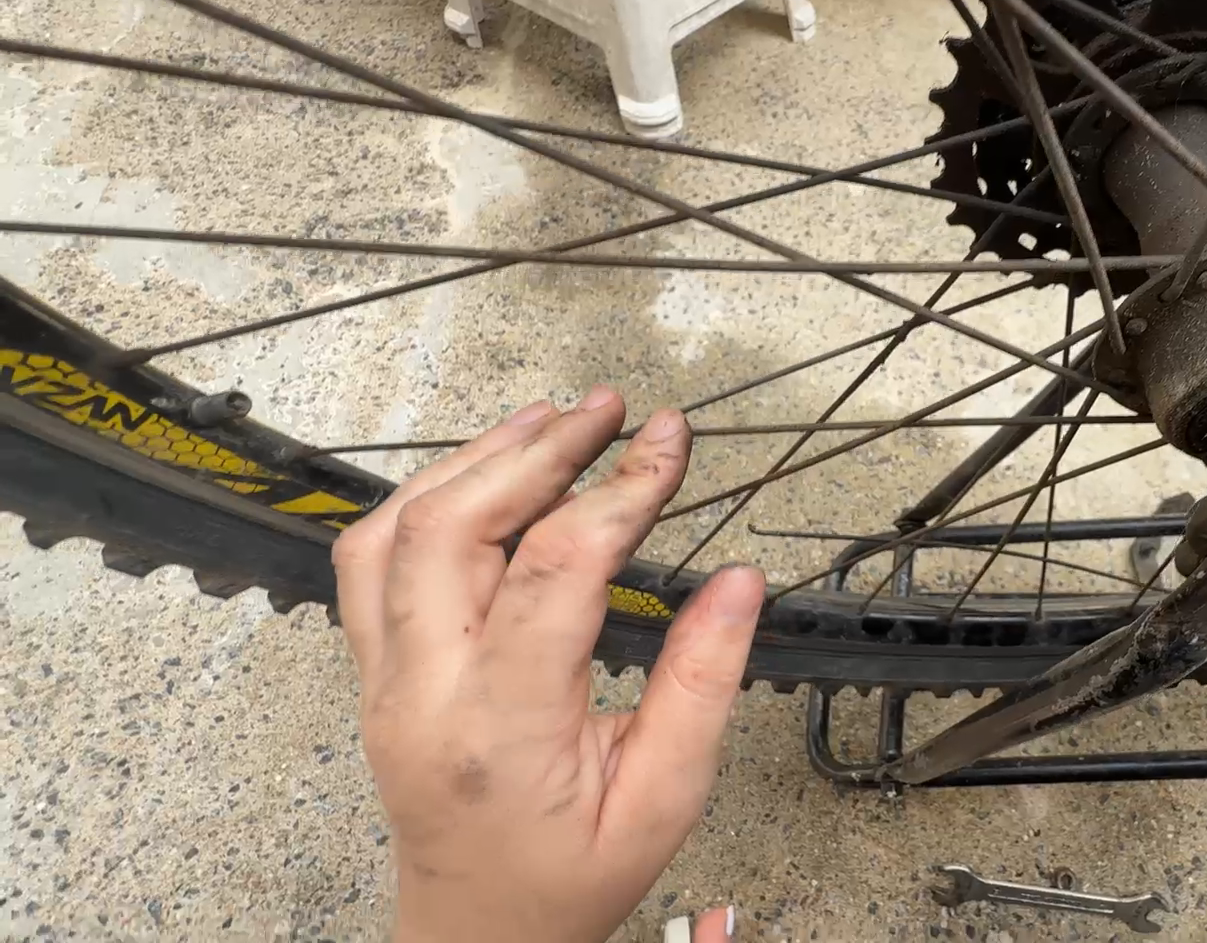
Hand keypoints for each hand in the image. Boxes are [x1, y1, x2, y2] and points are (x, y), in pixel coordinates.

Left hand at [333, 387, 761, 942]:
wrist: (476, 935)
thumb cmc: (574, 875)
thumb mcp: (668, 795)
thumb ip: (706, 683)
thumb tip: (741, 581)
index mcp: (501, 727)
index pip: (557, 571)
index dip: (622, 489)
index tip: (672, 440)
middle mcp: (422, 692)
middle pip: (455, 529)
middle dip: (542, 450)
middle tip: (611, 407)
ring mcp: (386, 677)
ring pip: (397, 531)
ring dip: (479, 457)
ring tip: (553, 417)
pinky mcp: (382, 667)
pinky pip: (375, 556)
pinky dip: (432, 490)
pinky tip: (491, 466)